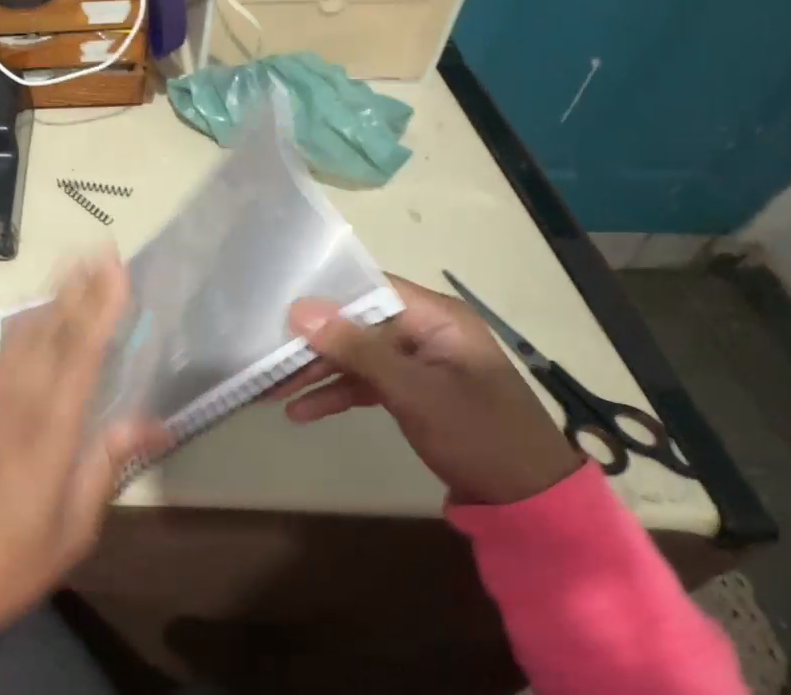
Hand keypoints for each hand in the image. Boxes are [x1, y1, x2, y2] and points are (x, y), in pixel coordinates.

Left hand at [0, 254, 166, 657]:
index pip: (80, 354)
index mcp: (47, 432)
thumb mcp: (74, 526)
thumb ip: (106, 464)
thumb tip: (152, 421)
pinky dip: (21, 326)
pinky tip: (31, 318)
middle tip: (98, 248)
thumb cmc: (11, 562)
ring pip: (21, 335)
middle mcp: (15, 403)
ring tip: (72, 267)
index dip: (100, 307)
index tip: (116, 269)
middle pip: (49, 332)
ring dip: (49, 298)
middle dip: (76, 287)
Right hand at [272, 275, 581, 505]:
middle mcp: (425, 331)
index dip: (323, 295)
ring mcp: (418, 363)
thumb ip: (357, 348)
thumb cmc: (478, 434)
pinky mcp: (413, 392)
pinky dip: (335, 394)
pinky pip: (365, 383)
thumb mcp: (414, 391)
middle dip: (311, 343)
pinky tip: (300, 412)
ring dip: (315, 372)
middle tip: (263, 357)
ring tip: (269, 390)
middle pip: (355, 324)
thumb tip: (298, 309)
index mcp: (436, 317)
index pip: (369, 287)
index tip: (276, 306)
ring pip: (355, 355)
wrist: (527, 502)